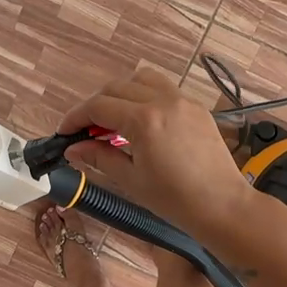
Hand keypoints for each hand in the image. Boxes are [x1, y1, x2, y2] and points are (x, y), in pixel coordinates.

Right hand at [58, 66, 257, 239]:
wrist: (222, 206)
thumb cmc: (174, 200)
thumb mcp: (131, 180)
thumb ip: (100, 157)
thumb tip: (73, 149)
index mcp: (143, 120)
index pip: (98, 106)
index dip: (75, 118)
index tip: (64, 133)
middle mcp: (163, 101)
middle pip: (116, 88)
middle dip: (95, 106)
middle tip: (85, 131)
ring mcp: (183, 101)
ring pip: (142, 80)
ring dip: (121, 94)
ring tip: (114, 121)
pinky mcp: (196, 108)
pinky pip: (164, 89)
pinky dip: (144, 97)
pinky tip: (141, 124)